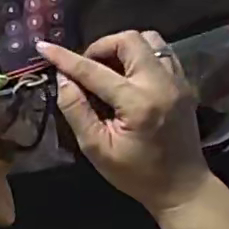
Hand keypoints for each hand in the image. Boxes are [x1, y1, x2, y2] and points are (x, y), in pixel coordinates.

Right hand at [37, 32, 211, 215]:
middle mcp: (161, 84)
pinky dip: (140, 56)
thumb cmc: (136, 174)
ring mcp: (177, 81)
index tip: (44, 46)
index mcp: (138, 103)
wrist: (183, 188)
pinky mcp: (184, 84)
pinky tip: (127, 76)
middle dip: (100, 47)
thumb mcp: (96, 148)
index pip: (94, 70)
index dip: (65, 57)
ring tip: (107, 69)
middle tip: (86, 67)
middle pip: (129, 40)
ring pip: (149, 41)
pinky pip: (161, 53)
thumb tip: (62, 79)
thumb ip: (76, 110)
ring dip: (122, 48)